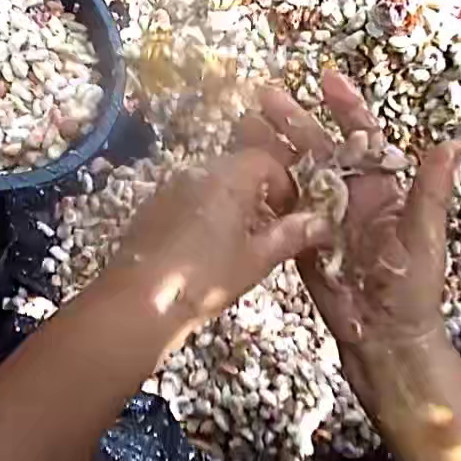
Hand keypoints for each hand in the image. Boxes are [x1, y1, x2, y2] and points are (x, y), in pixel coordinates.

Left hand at [104, 148, 330, 346]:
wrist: (139, 300)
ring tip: (239, 242)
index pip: (266, 160)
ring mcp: (170, 187)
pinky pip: (188, 198)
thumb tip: (320, 222)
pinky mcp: (151, 206)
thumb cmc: (205, 278)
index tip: (291, 214)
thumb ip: (289, 236)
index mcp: (228, 177)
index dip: (285, 185)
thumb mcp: (255, 260)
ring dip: (231, 203)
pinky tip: (205, 247)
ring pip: (211, 183)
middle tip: (269, 229)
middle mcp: (197, 172)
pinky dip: (204, 212)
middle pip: (237, 168)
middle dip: (259, 193)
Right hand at [240, 72, 460, 387]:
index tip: (326, 78)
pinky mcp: (298, 234)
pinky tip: (240, 169)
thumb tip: (452, 143)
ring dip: (270, 147)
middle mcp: (348, 191)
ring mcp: (320, 212)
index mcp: (380, 184)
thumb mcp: (423, 236)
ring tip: (243, 125)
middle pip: (317, 145)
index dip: (345, 105)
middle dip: (293, 118)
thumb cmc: (411, 285)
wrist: (381, 331)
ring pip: (293, 170)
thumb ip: (430, 192)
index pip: (361, 134)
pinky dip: (261, 186)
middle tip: (266, 95)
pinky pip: (280, 205)